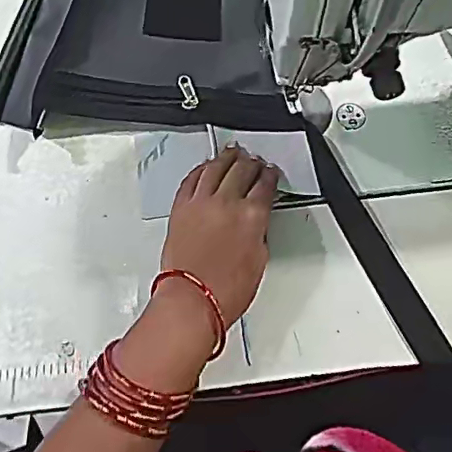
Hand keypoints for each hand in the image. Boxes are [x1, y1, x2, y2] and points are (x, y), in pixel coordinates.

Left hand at [160, 147, 279, 324]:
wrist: (193, 299)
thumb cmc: (224, 290)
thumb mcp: (258, 261)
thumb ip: (257, 233)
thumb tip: (255, 224)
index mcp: (252, 216)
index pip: (265, 185)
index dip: (270, 176)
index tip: (270, 173)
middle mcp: (226, 203)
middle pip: (241, 170)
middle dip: (251, 162)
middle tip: (254, 159)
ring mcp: (201, 203)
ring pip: (215, 168)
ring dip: (226, 158)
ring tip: (231, 152)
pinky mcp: (180, 208)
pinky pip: (191, 180)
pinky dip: (200, 170)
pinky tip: (204, 167)